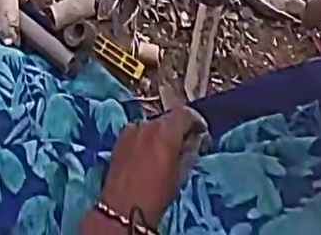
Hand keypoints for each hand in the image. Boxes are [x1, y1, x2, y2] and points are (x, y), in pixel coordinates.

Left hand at [95, 108, 204, 227]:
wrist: (124, 208)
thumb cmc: (157, 194)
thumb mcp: (180, 175)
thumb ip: (188, 153)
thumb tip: (193, 142)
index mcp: (166, 131)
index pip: (184, 113)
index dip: (195, 120)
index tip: (200, 132)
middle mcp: (148, 123)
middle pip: (167, 120)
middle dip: (176, 131)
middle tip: (182, 147)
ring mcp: (132, 128)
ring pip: (152, 126)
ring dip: (159, 135)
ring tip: (161, 154)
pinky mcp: (120, 136)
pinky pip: (138, 132)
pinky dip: (145, 139)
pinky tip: (145, 156)